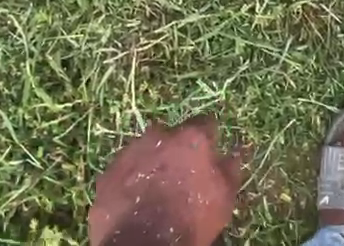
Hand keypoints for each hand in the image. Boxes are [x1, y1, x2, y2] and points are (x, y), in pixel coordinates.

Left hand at [90, 117, 244, 245]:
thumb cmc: (191, 220)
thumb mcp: (224, 198)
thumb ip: (230, 168)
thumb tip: (236, 150)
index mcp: (191, 137)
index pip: (205, 124)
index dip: (208, 139)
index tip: (209, 154)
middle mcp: (160, 135)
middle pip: (172, 135)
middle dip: (176, 150)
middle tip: (180, 176)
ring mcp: (130, 153)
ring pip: (145, 151)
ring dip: (151, 163)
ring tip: (154, 191)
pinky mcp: (107, 174)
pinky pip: (123, 171)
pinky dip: (129, 181)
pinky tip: (134, 200)